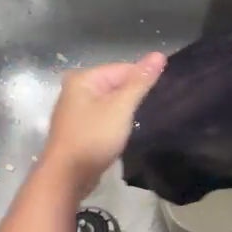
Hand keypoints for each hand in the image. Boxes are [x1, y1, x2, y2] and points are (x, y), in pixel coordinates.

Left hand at [39, 53, 165, 196]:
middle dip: (136, 95)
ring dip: (127, 110)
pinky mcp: (81, 128)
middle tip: (158, 109)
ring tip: (145, 120)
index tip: (163, 95)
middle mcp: (77, 89)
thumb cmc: (93, 138)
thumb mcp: (121, 107)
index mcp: (83, 78)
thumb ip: (140, 82)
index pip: (123, 69)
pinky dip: (117, 122)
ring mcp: (77, 110)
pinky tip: (128, 131)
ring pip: (112, 102)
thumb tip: (159, 55)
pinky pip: (105, 117)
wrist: (67, 176)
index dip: (144, 80)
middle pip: (117, 84)